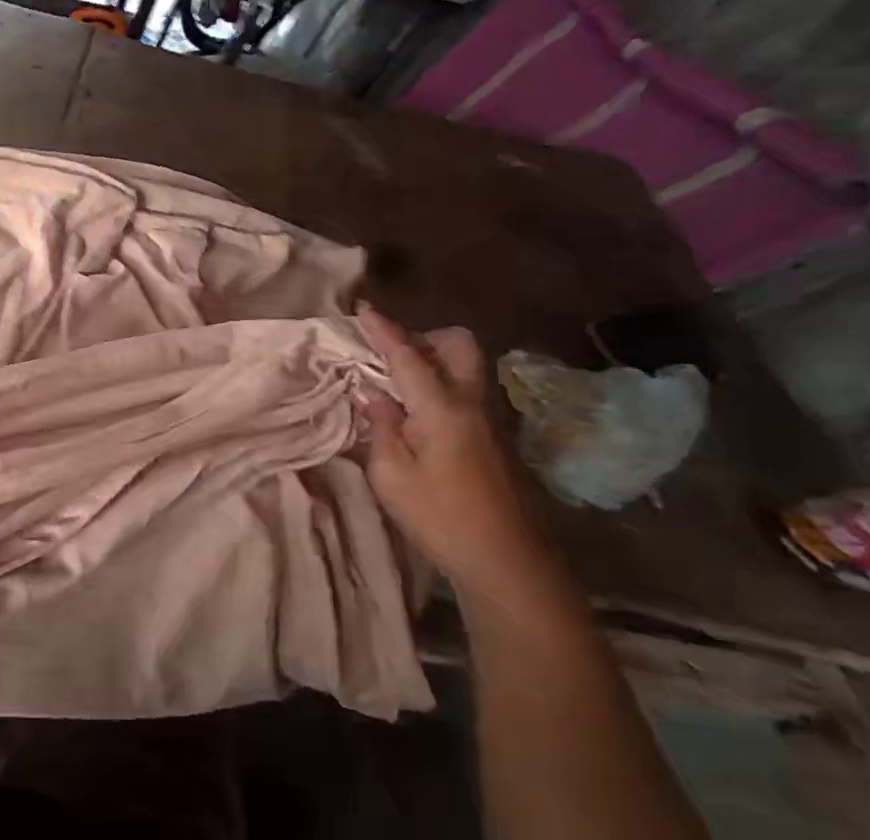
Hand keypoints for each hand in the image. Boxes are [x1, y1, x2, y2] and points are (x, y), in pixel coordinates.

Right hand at [356, 303, 556, 603]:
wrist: (507, 562)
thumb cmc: (440, 517)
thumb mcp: (392, 475)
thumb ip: (382, 427)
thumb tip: (375, 397)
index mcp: (442, 409)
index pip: (408, 356)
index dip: (383, 330)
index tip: (362, 307)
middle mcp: (472, 404)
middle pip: (459, 345)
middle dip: (424, 336)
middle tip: (391, 353)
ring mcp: (491, 421)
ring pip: (467, 367)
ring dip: (435, 360)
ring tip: (398, 382)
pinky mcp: (496, 439)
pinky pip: (468, 391)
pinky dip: (442, 385)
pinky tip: (418, 413)